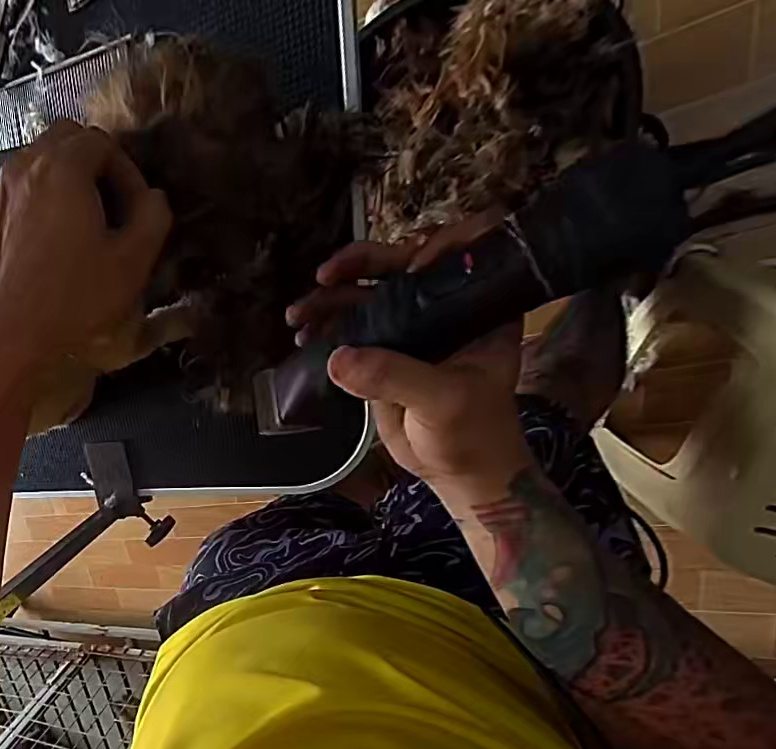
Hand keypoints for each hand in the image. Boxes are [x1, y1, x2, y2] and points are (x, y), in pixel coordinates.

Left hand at [0, 120, 171, 406]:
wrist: (12, 336)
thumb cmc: (73, 303)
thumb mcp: (132, 264)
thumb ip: (154, 219)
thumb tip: (155, 200)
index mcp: (63, 168)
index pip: (105, 143)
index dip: (130, 175)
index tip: (140, 212)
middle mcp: (27, 168)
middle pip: (71, 140)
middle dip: (101, 169)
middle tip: (120, 212)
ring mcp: (5, 191)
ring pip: (47, 163)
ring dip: (77, 185)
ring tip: (96, 232)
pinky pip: (30, 190)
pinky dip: (53, 202)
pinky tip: (68, 246)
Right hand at [288, 223, 531, 502]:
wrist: (458, 472)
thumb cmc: (472, 433)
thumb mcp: (443, 401)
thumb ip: (395, 377)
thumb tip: (337, 359)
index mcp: (475, 307)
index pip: (456, 254)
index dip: (429, 249)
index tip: (405, 269)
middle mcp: (442, 309)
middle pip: (398, 266)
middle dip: (359, 265)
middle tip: (326, 275)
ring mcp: (410, 330)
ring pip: (367, 297)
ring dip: (330, 299)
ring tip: (300, 313)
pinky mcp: (384, 354)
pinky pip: (351, 330)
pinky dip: (325, 328)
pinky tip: (304, 333)